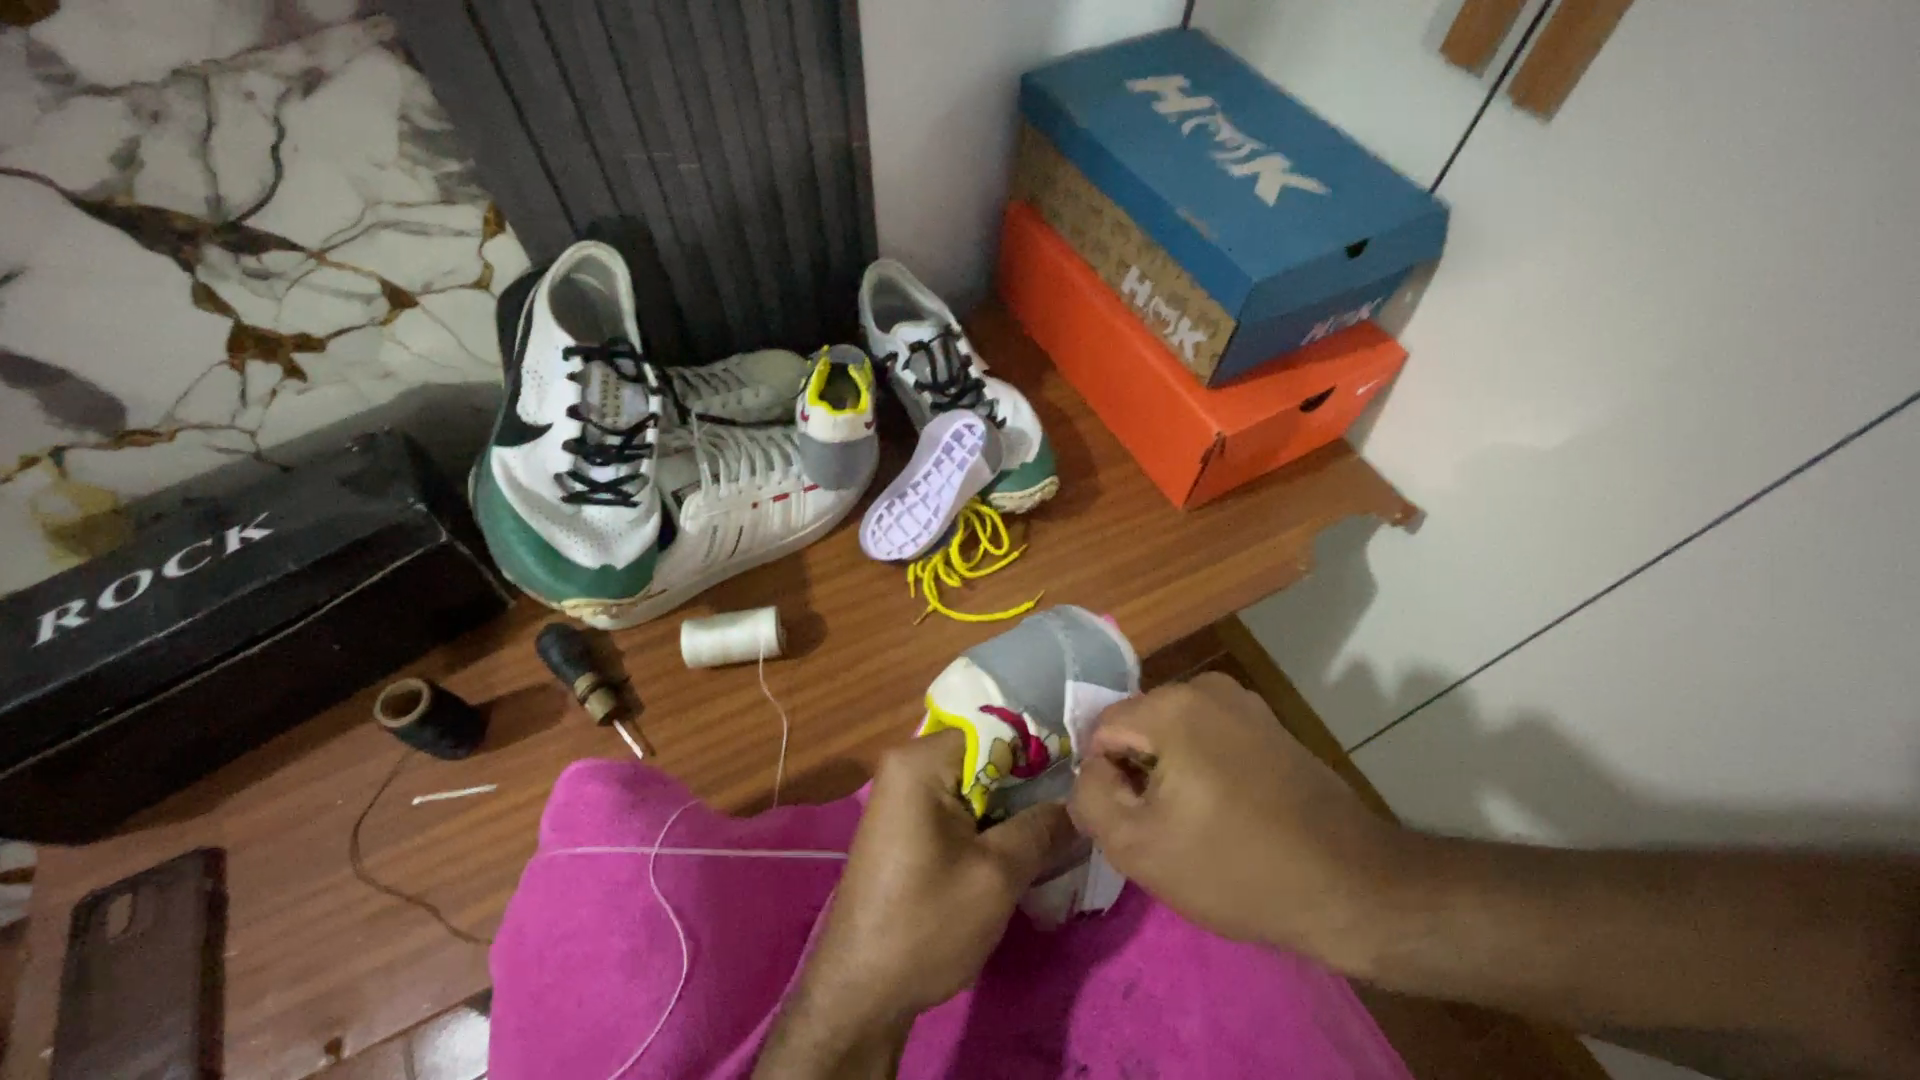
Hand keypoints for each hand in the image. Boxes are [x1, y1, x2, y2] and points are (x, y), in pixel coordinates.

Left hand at [756, 729, 1077, 1076]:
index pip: (997, 729)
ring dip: (1016, 806)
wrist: (861, 992)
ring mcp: (905, 798)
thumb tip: (1082, 800)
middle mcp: (907, 767)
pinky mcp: (909, 827)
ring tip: (1064, 826)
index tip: (1086, 772)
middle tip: (1082, 803)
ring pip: (978, 785)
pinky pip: (961, 808)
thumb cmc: (926, 925)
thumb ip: (1043, 826)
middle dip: (1033, 781)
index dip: (1044, 748)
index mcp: (920, 763)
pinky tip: (1025, 846)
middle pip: (987, 755)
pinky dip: (993, 823)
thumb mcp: (998, 875)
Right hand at [1068, 672, 1406, 966]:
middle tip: (1162, 832)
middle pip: (1139, 730)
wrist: (1352, 887)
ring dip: (1171, 778)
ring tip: (1196, 830)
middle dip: (1138, 776)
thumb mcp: (1137, 846)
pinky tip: (1227, 819)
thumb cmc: (1235, 866)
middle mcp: (1207, 687)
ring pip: (1175, 738)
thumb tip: (1091, 772)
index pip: (1099, 730)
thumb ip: (1089, 798)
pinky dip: (1205, 775)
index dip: (1103, 781)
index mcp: (1171, 704)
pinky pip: (1212, 744)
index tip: (1129, 824)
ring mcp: (1246, 705)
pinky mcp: (1272, 729)